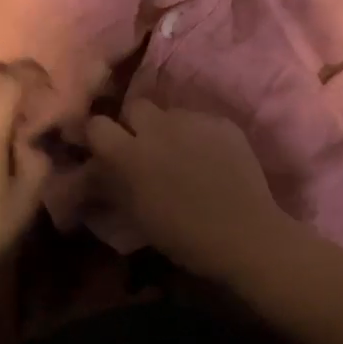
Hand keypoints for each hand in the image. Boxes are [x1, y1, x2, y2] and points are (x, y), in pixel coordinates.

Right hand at [84, 99, 291, 280]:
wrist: (246, 235)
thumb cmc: (185, 237)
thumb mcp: (138, 215)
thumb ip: (115, 185)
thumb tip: (99, 171)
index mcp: (130, 154)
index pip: (97, 125)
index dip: (101, 136)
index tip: (109, 150)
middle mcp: (157, 127)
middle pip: (135, 106)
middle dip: (137, 124)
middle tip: (149, 149)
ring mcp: (192, 120)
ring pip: (171, 113)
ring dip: (171, 130)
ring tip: (186, 156)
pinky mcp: (221, 121)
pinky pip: (201, 120)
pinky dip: (201, 136)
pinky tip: (213, 160)